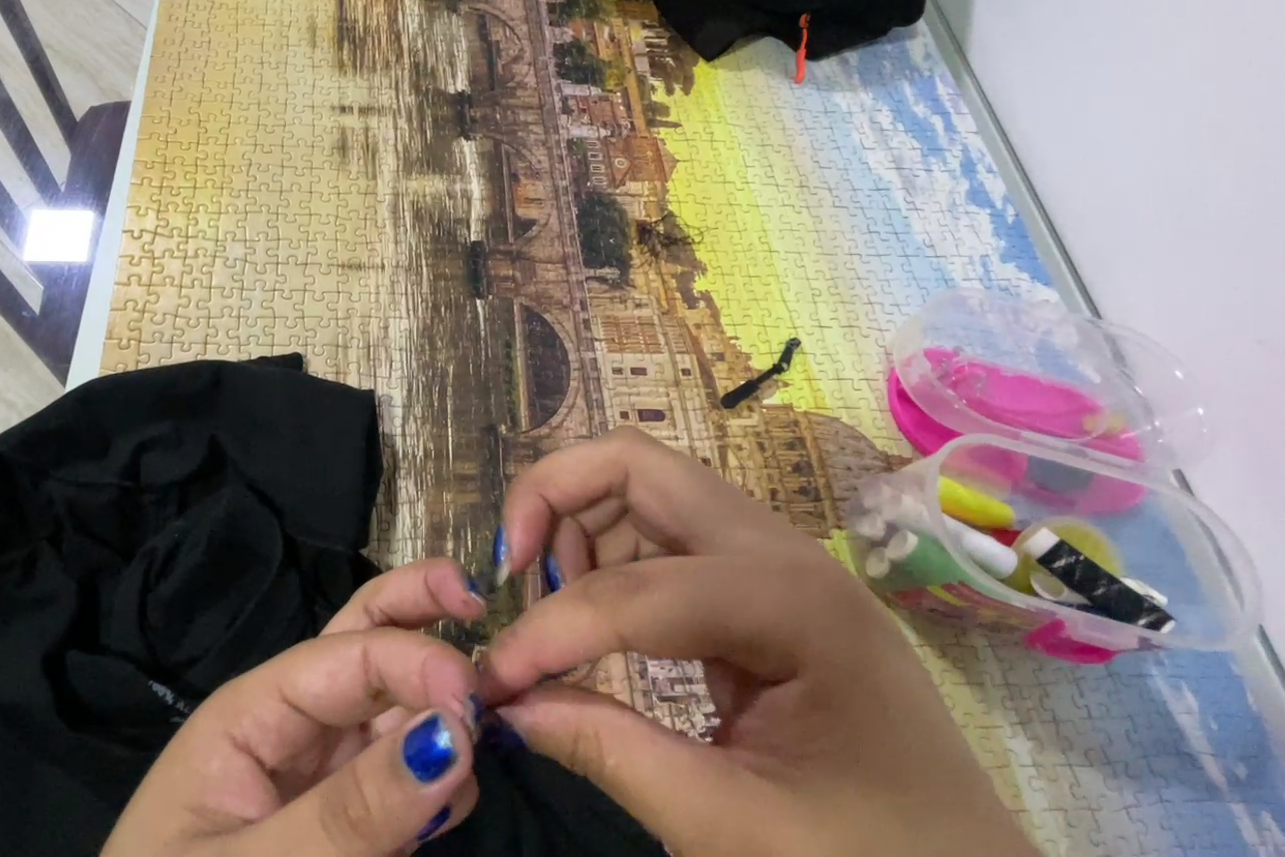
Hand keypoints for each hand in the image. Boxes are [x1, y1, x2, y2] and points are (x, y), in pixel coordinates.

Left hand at [101, 562, 486, 855]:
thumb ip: (349, 812)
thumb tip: (452, 738)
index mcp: (251, 712)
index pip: (344, 656)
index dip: (413, 660)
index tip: (471, 701)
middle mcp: (293, 723)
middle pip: (363, 636)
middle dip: (420, 605)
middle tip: (480, 596)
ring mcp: (324, 768)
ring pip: (394, 701)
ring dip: (441, 694)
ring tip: (489, 722)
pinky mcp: (348, 814)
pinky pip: (404, 769)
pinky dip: (440, 768)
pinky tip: (455, 794)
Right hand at [479, 429, 1034, 856]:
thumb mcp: (736, 827)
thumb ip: (611, 752)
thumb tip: (507, 702)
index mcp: (792, 602)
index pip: (633, 590)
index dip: (547, 631)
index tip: (492, 682)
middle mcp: (779, 550)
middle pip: (637, 464)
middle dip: (553, 496)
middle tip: (507, 569)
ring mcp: (771, 558)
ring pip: (644, 483)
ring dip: (579, 518)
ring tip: (546, 595)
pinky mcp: (757, 584)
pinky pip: (662, 529)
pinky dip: (608, 546)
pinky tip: (591, 609)